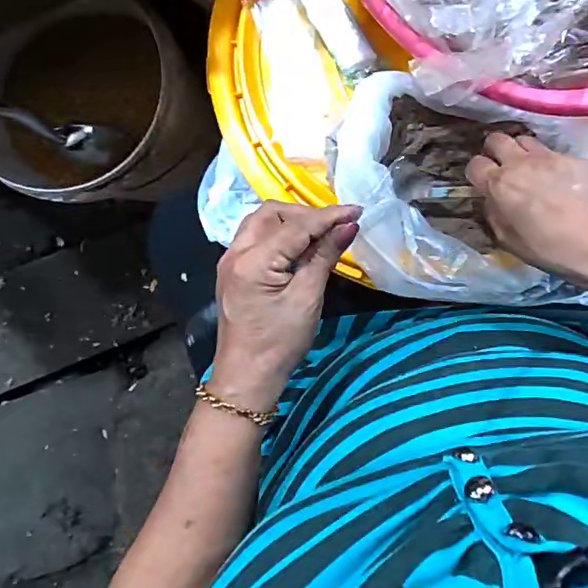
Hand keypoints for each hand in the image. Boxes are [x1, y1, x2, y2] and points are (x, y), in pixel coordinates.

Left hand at [207, 201, 361, 412]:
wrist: (247, 376)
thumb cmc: (279, 343)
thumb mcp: (307, 298)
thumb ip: (324, 256)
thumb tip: (348, 226)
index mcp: (253, 260)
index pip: (296, 226)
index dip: (329, 216)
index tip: (357, 211)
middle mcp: (235, 252)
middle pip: (272, 213)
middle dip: (306, 214)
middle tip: (335, 226)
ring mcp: (230, 260)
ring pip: (261, 222)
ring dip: (291, 222)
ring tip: (320, 235)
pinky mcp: (233, 270)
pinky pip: (255, 238)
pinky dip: (279, 235)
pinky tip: (299, 249)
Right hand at [466, 133, 587, 281]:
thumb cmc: (546, 248)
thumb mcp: (506, 239)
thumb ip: (493, 213)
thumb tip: (491, 199)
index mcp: (499, 185)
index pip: (474, 164)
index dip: (477, 173)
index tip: (483, 182)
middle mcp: (520, 163)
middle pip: (496, 139)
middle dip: (494, 150)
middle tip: (502, 166)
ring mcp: (549, 157)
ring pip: (524, 139)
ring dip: (521, 151)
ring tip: (529, 167)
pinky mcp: (573, 158)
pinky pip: (553, 153)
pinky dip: (550, 163)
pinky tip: (559, 180)